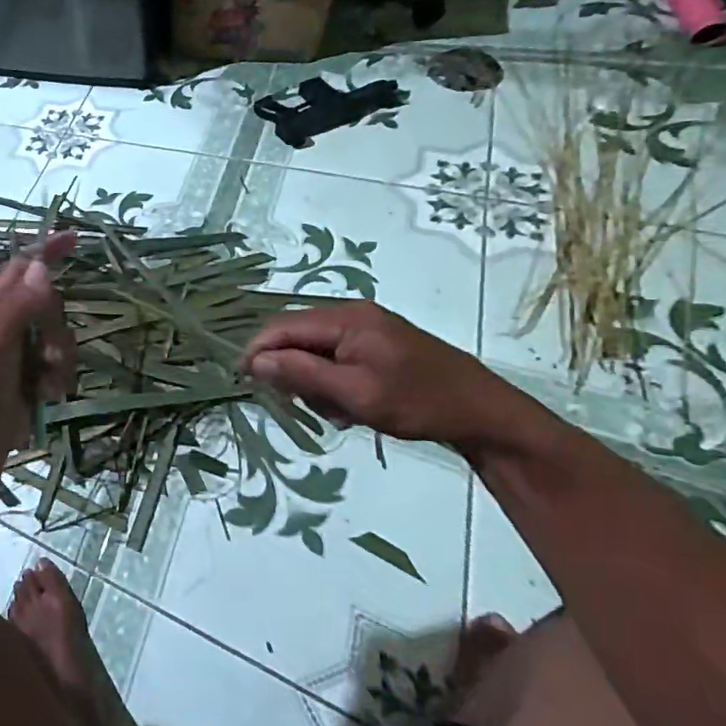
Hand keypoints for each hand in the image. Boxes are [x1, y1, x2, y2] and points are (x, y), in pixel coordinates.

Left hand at [0, 231, 77, 456]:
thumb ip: (18, 304)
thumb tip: (42, 266)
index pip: (22, 266)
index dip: (47, 251)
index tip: (75, 238)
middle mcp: (8, 320)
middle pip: (50, 302)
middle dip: (54, 327)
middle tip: (44, 351)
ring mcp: (23, 347)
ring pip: (61, 333)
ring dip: (58, 358)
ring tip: (43, 383)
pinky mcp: (36, 372)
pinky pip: (62, 361)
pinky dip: (58, 377)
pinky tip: (45, 394)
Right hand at [240, 302, 553, 456]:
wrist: (483, 412)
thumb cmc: (419, 402)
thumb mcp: (356, 394)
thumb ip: (303, 374)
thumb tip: (254, 361)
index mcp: (346, 318)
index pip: (282, 326)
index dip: (257, 352)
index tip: (242, 382)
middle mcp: (352, 313)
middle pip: (296, 337)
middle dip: (294, 373)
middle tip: (311, 407)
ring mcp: (365, 327)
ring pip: (314, 351)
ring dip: (316, 384)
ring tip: (342, 412)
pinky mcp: (375, 343)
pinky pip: (335, 358)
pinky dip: (334, 383)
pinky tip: (354, 405)